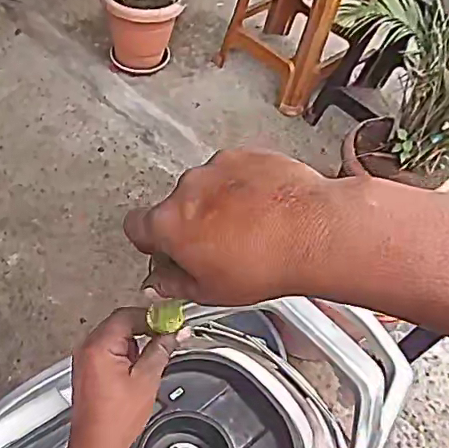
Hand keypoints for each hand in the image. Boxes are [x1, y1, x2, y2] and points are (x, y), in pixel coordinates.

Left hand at [67, 308, 175, 447]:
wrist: (96, 445)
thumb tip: (171, 335)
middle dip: (145, 329)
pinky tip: (138, 369)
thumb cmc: (114, 420)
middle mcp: (87, 349)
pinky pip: (108, 352)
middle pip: (120, 324)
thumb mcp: (146, 380)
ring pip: (115, 338)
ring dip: (136, 343)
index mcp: (99, 346)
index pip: (127, 315)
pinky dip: (126, 355)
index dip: (152, 318)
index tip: (170, 324)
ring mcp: (85, 360)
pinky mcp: (88, 372)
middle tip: (167, 338)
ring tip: (153, 358)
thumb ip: (160, 351)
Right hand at [123, 148, 346, 304]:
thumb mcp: (210, 291)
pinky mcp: (245, 156)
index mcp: (169, 224)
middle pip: (175, 207)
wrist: (312, 233)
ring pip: (205, 190)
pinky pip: (233, 174)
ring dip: (217, 206)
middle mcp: (187, 188)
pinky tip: (262, 213)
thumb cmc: (265, 264)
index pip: (136, 227)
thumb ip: (174, 284)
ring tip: (247, 232)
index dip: (149, 242)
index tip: (163, 250)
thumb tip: (161, 282)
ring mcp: (217, 168)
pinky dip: (242, 189)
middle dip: (189, 225)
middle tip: (216, 249)